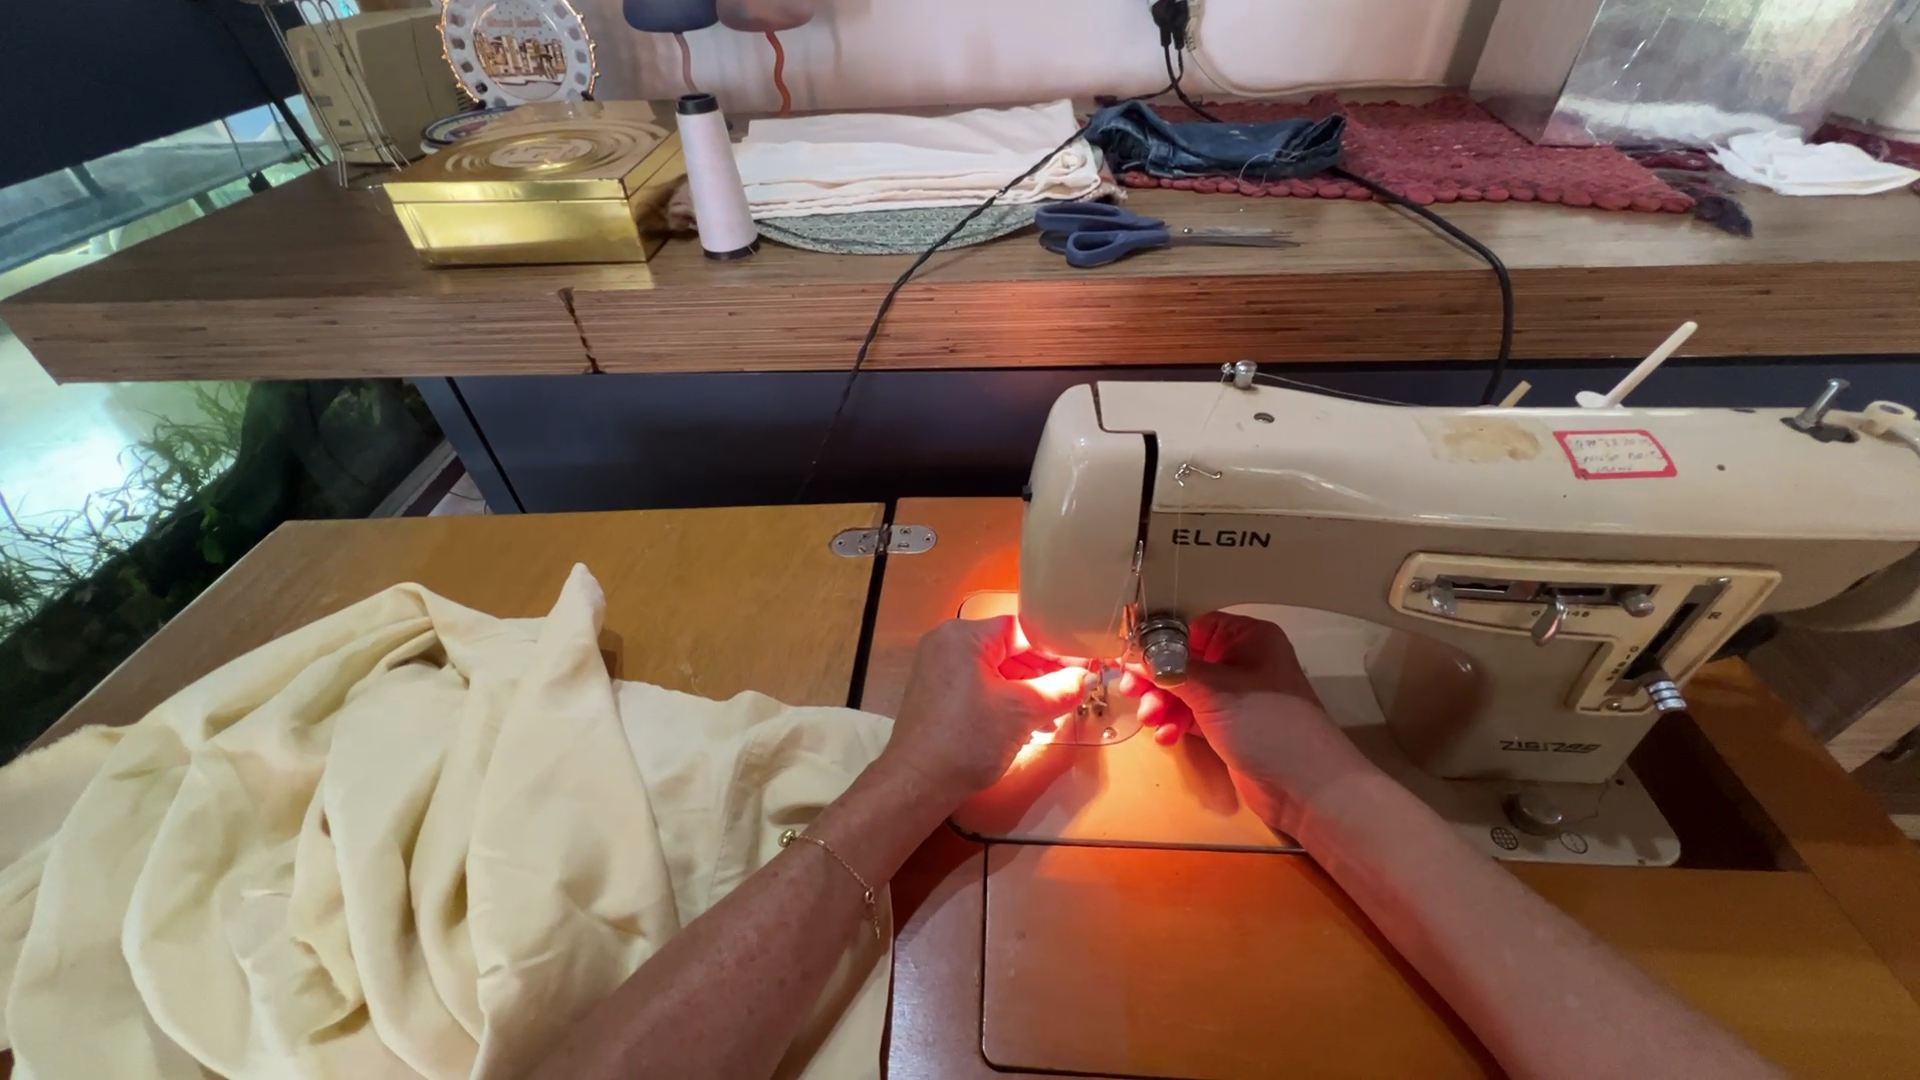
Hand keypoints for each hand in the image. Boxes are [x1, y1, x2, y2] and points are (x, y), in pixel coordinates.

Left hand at [883, 616, 1088, 806]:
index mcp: (964, 636)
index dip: (1056, 648)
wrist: (918, 784)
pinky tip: (1026, 723)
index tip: (1082, 667)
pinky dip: (1004, 699)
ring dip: (1026, 690)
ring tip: (1053, 715)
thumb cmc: (969, 740)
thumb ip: (1061, 690)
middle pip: (1009, 648)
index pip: (1022, 629)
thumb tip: (1089, 678)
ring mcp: (938, 667)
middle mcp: (947, 642)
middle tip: (1072, 692)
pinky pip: (979, 684)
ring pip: (996, 669)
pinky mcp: (936, 691)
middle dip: (1042, 673)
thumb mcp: (1023, 712)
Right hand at [1124, 612, 1369, 829]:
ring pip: (1183, 690)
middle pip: (1183, 660)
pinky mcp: (1227, 725)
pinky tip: (1167, 736)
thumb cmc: (1266, 724)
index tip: (1130, 661)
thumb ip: (1170, 670)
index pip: (1192, 628)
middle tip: (1131, 693)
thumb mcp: (1215, 691)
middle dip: (1156, 680)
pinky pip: (1190, 715)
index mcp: (1247, 638)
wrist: (1306, 787)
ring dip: (1162, 704)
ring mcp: (1235, 695)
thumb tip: (1131, 656)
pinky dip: (1175, 722)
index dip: (1159, 644)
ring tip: (1151, 720)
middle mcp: (1241, 661)